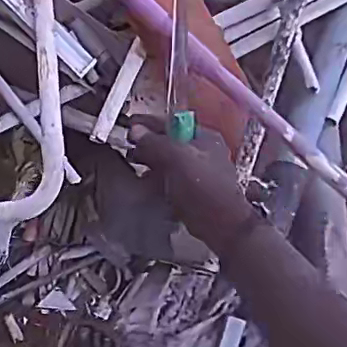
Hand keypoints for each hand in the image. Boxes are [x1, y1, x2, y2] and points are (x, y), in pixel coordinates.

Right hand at [129, 122, 262, 247]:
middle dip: (146, 143)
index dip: (149, 122)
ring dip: (148, 161)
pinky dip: (154, 178)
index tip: (127, 125)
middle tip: (126, 146)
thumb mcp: (178, 159)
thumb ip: (155, 143)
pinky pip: (167, 178)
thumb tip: (135, 130)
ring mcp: (196, 171)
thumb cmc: (202, 187)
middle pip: (168, 141)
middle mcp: (201, 151)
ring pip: (166, 160)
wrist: (221, 224)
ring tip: (131, 164)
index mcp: (204, 137)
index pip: (172, 122)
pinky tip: (142, 183)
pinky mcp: (189, 189)